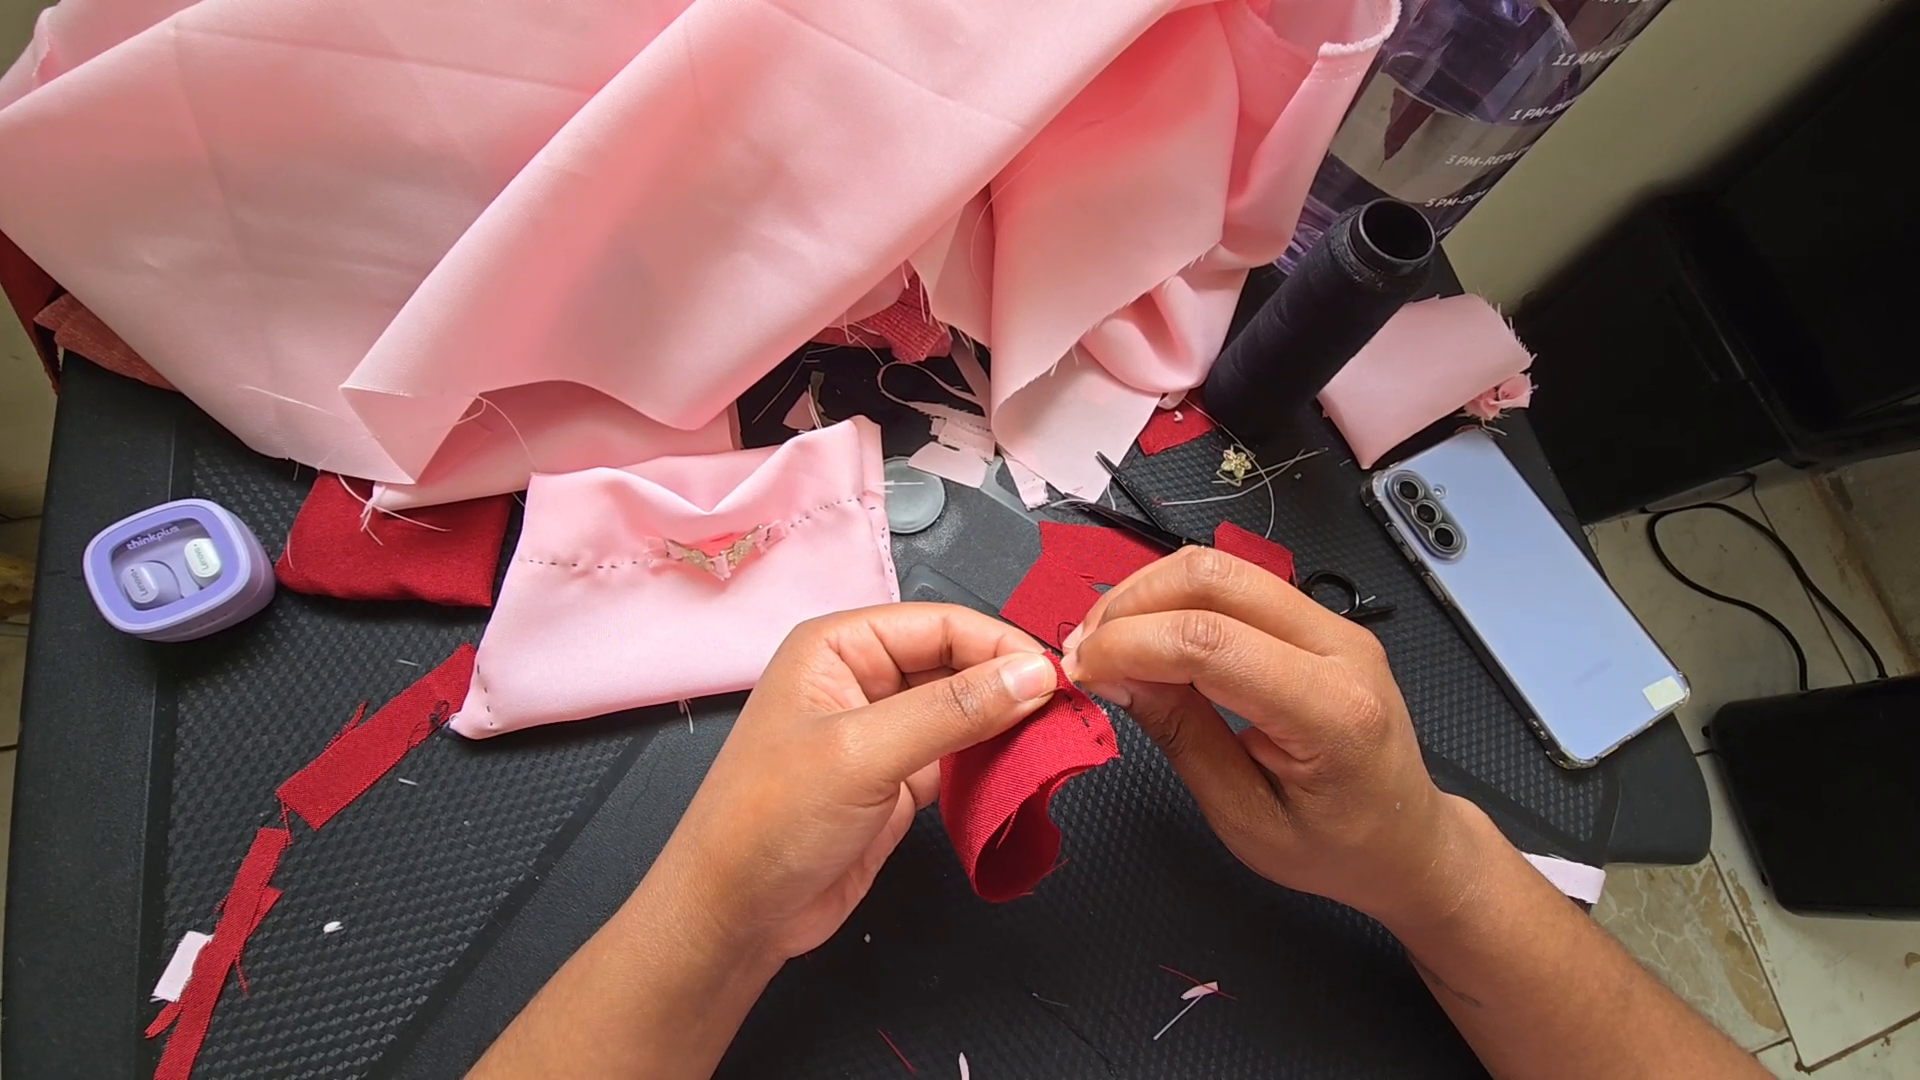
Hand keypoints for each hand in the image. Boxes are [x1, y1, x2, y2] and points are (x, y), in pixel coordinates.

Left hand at [647, 603, 1058, 962]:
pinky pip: (959, 753)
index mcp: (843, 644)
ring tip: (1055, 742)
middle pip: (956, 663)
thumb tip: (1035, 673)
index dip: (1000, 645)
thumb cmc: (774, 819)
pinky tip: (1022, 771)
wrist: (734, 919)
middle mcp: (865, 675)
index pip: (940, 624)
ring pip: (963, 708)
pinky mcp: (900, 775)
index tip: (1056, 678)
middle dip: (1008, 685)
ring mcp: (884, 728)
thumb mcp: (863, 753)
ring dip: (1006, 724)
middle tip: (1067, 714)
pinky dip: (991, 761)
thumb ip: (953, 710)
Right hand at [1061, 546, 1475, 925]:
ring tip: (1105, 640)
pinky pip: (1230, 583)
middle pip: (1214, 578)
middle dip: (1131, 603)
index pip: (1211, 642)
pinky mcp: (1312, 616)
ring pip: (1217, 567)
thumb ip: (1179, 735)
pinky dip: (1171, 598)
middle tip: (1085, 650)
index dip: (1130, 645)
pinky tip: (1143, 634)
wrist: (1411, 839)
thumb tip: (1113, 674)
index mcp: (1332, 711)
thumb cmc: (1332, 849)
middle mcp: (1339, 644)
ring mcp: (1330, 621)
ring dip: (1145, 593)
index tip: (1080, 670)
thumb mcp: (1242, 816)